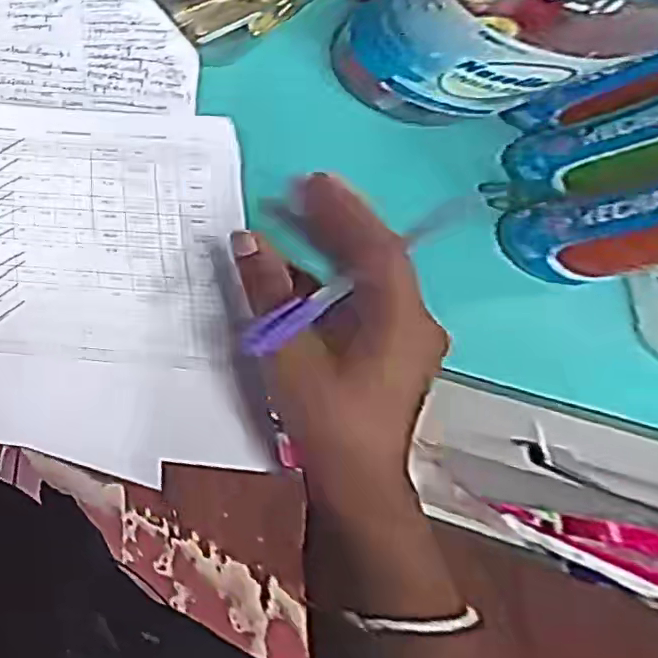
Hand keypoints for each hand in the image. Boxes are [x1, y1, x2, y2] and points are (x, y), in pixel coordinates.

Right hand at [232, 173, 449, 514]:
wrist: (354, 475)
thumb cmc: (324, 412)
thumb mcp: (287, 348)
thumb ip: (268, 291)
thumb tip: (248, 241)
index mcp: (399, 320)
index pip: (376, 250)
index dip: (344, 212)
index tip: (313, 181)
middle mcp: (410, 322)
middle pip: (374, 259)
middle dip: (336, 223)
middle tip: (299, 191)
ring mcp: (398, 337)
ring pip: (362, 280)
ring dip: (325, 250)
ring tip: (288, 222)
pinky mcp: (381, 349)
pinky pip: (353, 300)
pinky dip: (322, 279)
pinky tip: (290, 273)